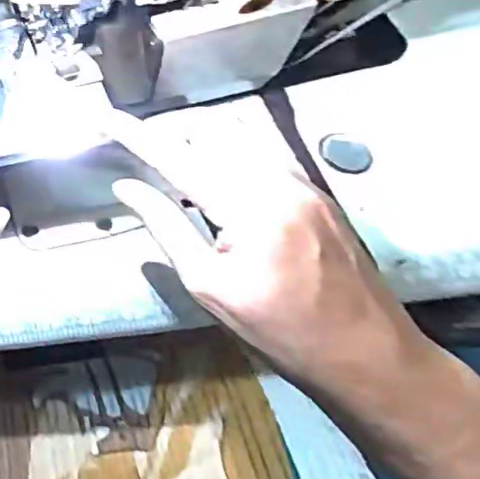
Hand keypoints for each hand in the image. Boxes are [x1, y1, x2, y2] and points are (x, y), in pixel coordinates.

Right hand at [104, 104, 434, 401]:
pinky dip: (228, 159)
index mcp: (250, 209)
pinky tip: (222, 192)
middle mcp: (279, 183)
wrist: (374, 360)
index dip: (136, 135)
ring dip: (199, 147)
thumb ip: (164, 226)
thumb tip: (126, 187)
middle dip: (170, 139)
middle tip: (144, 162)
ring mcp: (303, 184)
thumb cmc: (283, 333)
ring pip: (234, 139)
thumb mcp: (208, 286)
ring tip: (181, 178)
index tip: (105, 118)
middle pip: (206, 134)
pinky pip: (259, 155)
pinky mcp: (316, 192)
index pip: (177, 157)